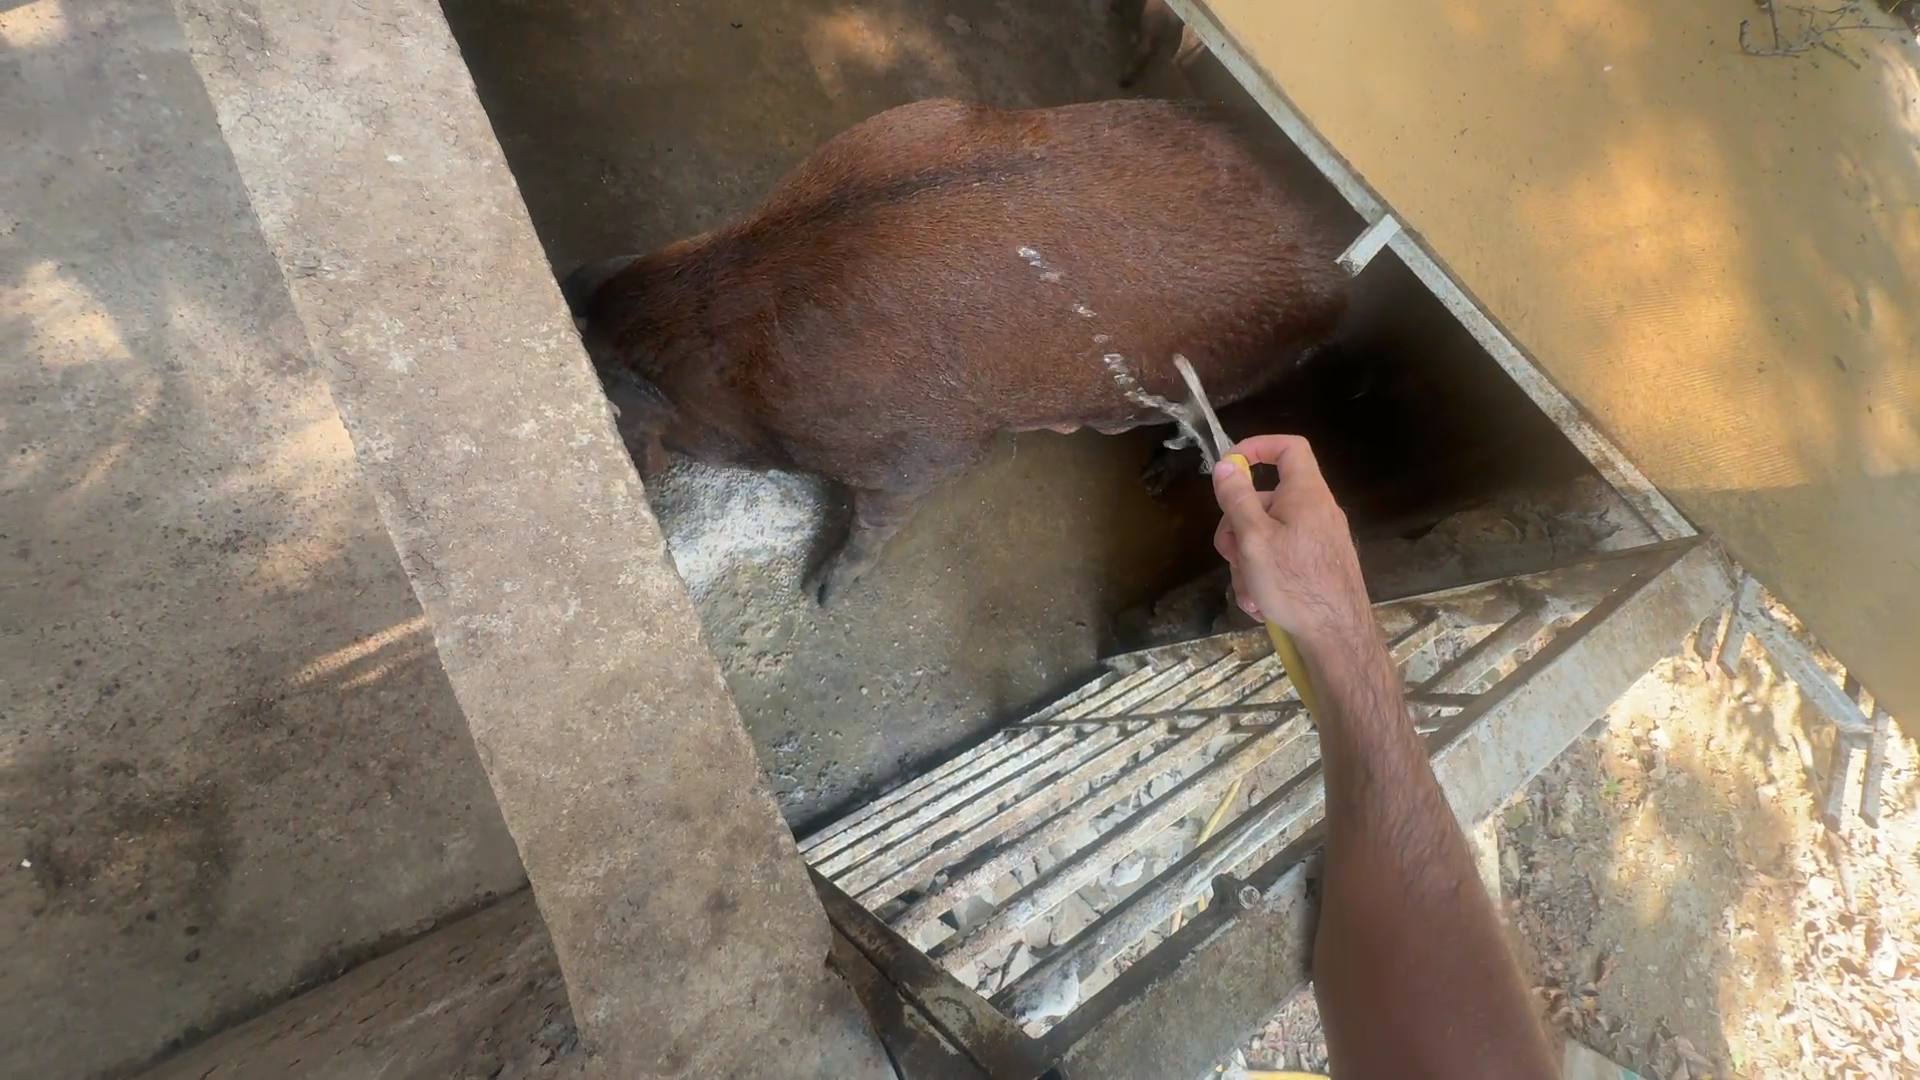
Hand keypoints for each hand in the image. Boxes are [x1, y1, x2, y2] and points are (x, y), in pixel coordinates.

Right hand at [1211, 435, 1372, 654]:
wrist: (1336, 636)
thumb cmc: (1294, 582)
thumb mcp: (1254, 538)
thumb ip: (1237, 498)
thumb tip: (1225, 464)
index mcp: (1305, 494)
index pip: (1288, 448)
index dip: (1256, 447)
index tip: (1228, 467)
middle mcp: (1315, 510)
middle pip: (1265, 500)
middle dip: (1238, 527)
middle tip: (1231, 552)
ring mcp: (1317, 539)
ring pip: (1266, 535)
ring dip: (1247, 560)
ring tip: (1248, 589)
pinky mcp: (1317, 564)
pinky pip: (1280, 558)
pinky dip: (1263, 575)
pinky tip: (1260, 601)